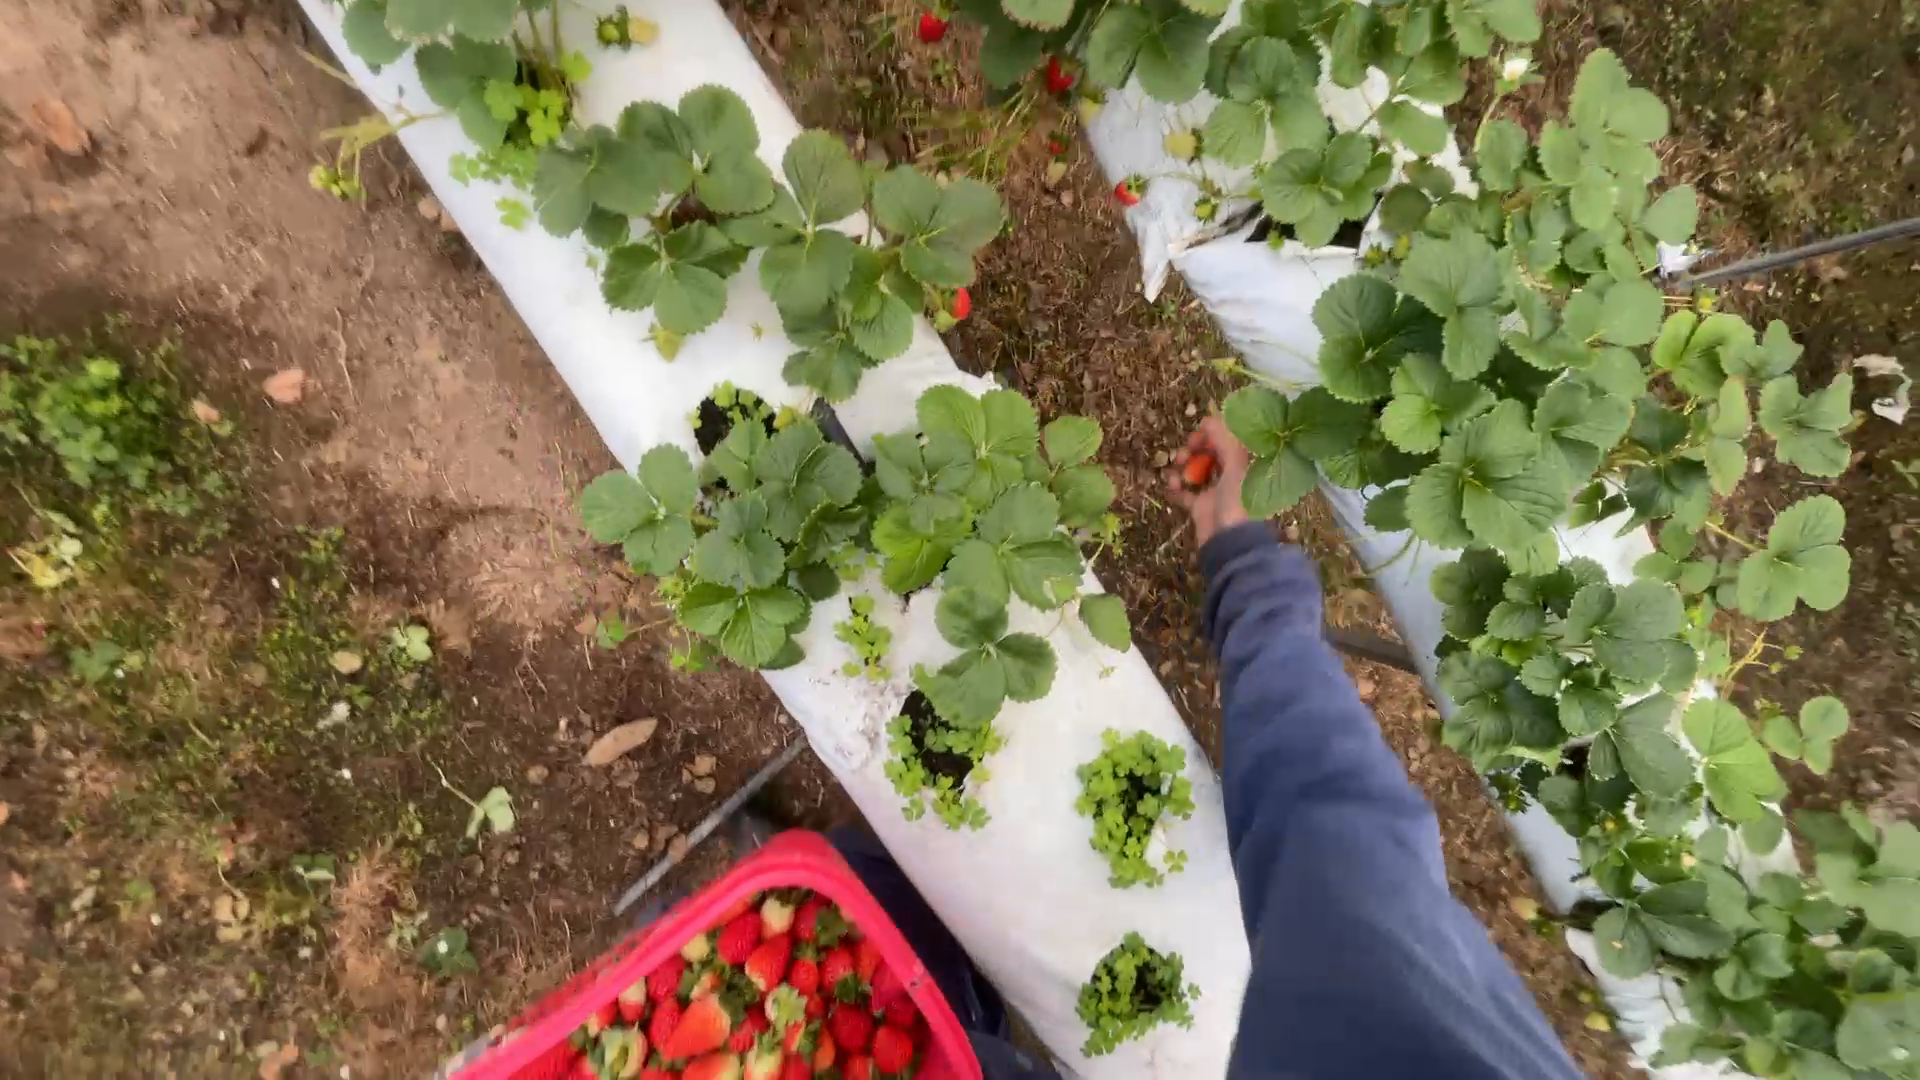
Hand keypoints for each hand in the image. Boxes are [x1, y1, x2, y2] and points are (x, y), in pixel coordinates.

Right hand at [1163, 414, 1249, 548]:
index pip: (1227, 439)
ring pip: (1195, 469)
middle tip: (1184, 453)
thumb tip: (1210, 417)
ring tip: (1176, 472)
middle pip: (1209, 452)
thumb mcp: (1236, 466)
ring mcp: (1215, 491)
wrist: (1229, 543)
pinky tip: (1171, 486)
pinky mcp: (1199, 506)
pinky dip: (1176, 486)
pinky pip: (1184, 491)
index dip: (1212, 434)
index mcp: (1245, 463)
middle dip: (1194, 449)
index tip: (1198, 434)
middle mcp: (1231, 474)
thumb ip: (1224, 440)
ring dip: (1183, 467)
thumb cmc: (1238, 502)